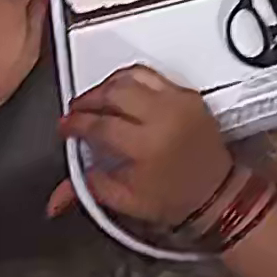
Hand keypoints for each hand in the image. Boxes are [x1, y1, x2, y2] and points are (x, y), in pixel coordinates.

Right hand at [45, 65, 233, 226]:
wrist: (216, 193)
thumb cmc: (176, 198)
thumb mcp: (127, 201)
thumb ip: (90, 189)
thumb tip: (60, 193)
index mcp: (147, 146)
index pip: (101, 125)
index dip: (77, 124)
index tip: (66, 126)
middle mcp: (163, 117)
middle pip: (114, 93)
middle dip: (89, 99)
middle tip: (77, 109)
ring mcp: (178, 101)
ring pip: (133, 76)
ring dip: (109, 84)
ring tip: (97, 97)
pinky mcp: (188, 94)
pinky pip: (154, 75)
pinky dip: (133, 79)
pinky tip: (123, 89)